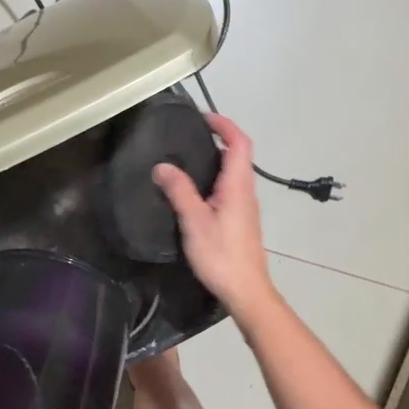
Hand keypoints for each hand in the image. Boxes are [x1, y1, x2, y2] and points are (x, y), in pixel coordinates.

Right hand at [154, 113, 275, 314]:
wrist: (246, 290)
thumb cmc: (221, 255)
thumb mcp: (194, 221)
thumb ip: (179, 191)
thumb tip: (162, 166)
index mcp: (238, 185)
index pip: (239, 143)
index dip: (225, 125)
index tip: (203, 118)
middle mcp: (246, 192)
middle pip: (238, 155)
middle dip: (217, 140)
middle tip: (189, 137)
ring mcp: (245, 207)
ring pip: (233, 174)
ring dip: (215, 161)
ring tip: (186, 160)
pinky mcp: (240, 221)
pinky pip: (229, 190)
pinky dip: (214, 180)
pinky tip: (193, 192)